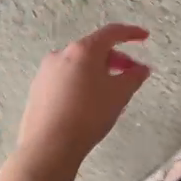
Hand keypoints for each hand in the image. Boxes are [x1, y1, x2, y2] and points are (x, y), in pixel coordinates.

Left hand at [14, 23, 151, 179]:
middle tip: (130, 73)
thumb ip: (134, 76)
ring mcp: (45, 73)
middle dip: (116, 59)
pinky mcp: (36, 91)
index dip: (131, 33)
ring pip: (78, 65)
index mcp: (83, 50)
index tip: (144, 37)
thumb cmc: (88, 115)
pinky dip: (81, 82)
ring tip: (110, 91)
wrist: (48, 148)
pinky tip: (89, 102)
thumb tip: (141, 69)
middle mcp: (61, 55)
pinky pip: (65, 79)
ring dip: (98, 72)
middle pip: (94, 49)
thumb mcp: (120, 94)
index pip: (112, 32)